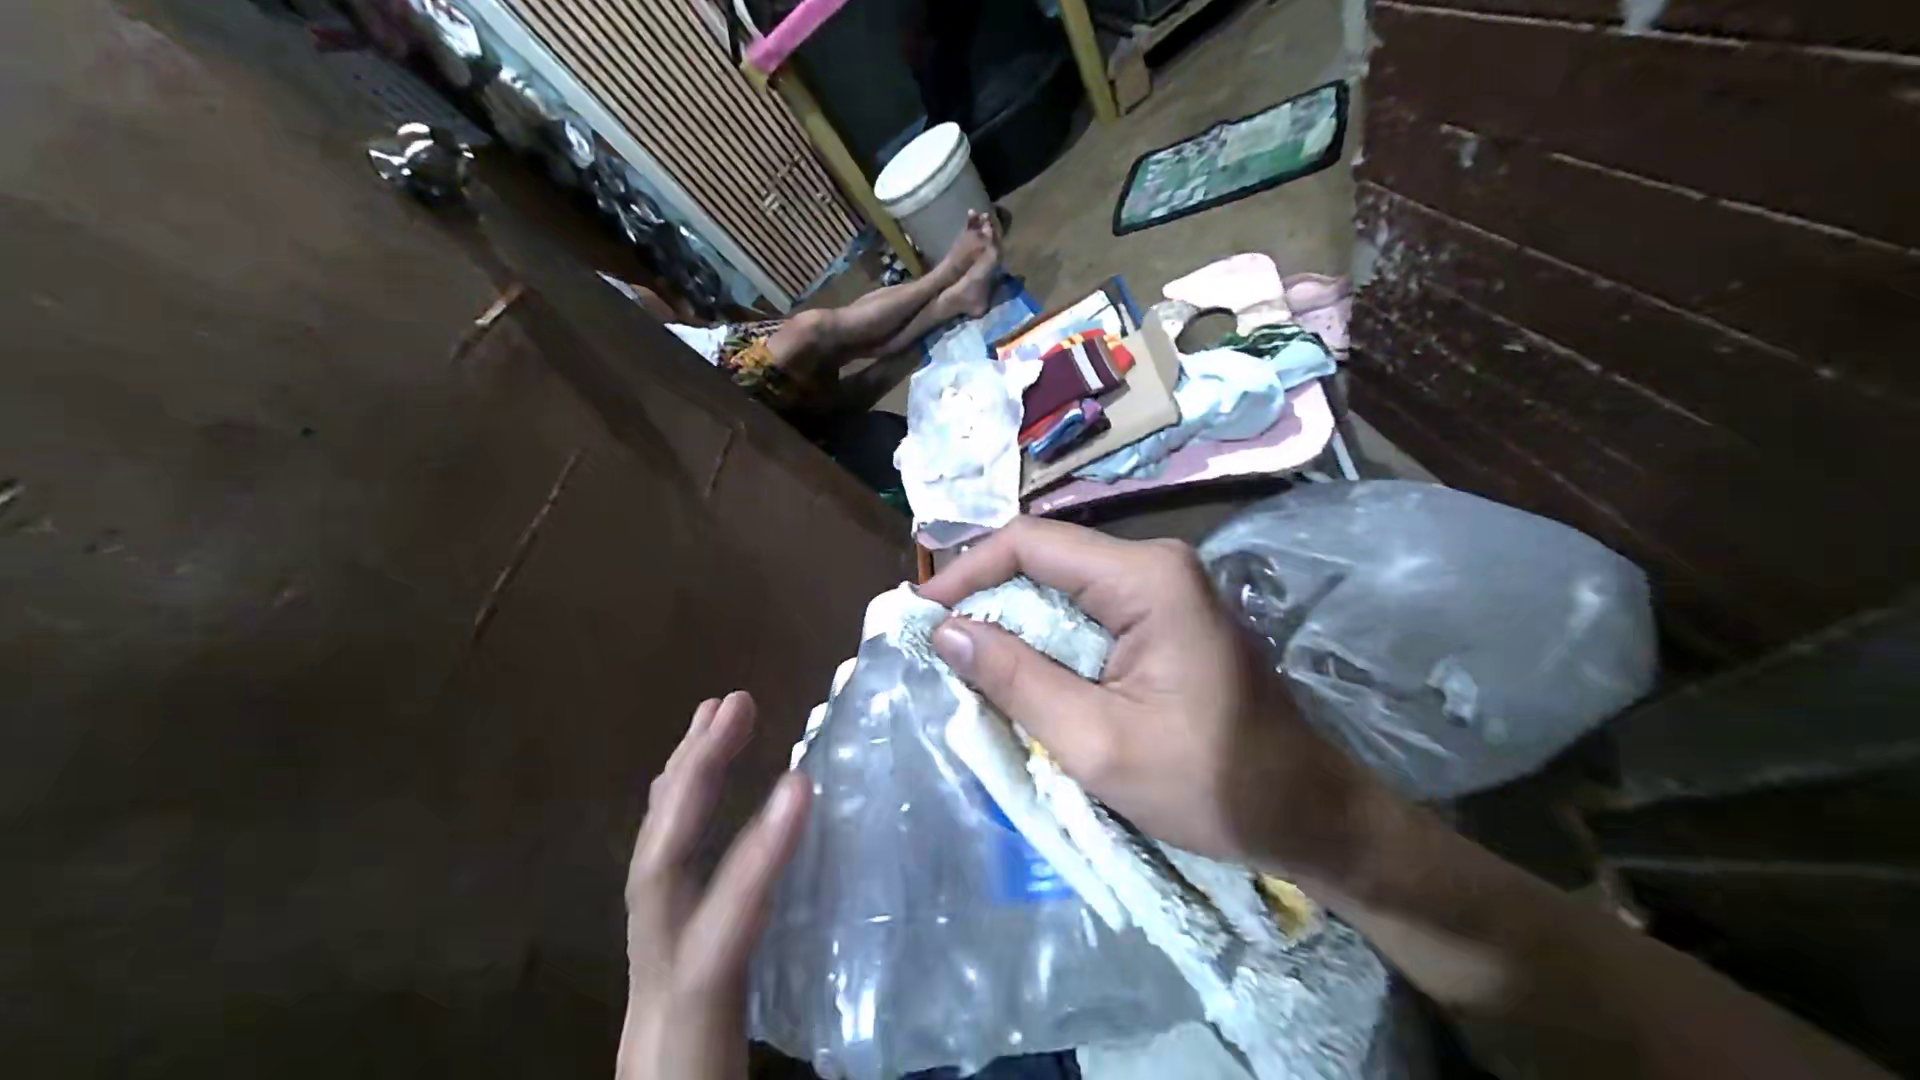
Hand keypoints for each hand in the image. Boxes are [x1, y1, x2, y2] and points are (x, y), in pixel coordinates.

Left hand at [619, 692, 809, 1079]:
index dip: (756, 860)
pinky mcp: (659, 956)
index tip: (801, 783)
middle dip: (694, 781)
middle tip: (735, 705)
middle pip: (657, 872)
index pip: (716, 939)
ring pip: (652, 858)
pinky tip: (700, 772)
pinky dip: (681, 807)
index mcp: (684, 1032)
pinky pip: (664, 865)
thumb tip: (936, 1057)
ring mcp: (646, 969)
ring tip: (714, 713)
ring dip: (685, 777)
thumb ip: (840, 1055)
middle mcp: (652, 988)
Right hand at [919, 517, 1379, 877]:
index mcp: (1145, 578)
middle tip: (937, 643)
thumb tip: (944, 630)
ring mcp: (1162, 586)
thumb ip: (1016, 679)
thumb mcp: (1096, 741)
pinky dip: (1043, 636)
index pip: (1031, 544)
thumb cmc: (1207, 782)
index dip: (966, 571)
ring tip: (965, 660)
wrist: (1302, 811)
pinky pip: (1085, 608)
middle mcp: (1154, 563)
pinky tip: (1019, 669)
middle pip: (1044, 559)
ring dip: (1010, 620)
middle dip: (985, 597)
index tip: (921, 613)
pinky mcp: (1162, 614)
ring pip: (1060, 584)